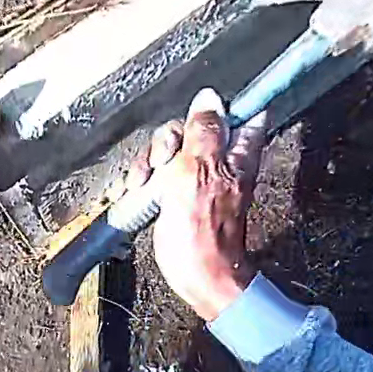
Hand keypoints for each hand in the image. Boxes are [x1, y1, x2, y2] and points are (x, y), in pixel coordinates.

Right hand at [144, 88, 269, 320]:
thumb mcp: (200, 171)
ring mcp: (198, 179)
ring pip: (170, 150)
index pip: (238, 112)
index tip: (192, 120)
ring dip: (150, 161)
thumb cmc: (202, 230)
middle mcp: (220, 161)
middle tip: (163, 161)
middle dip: (168, 140)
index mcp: (237, 152)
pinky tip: (134, 189)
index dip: (213, 108)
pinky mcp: (178, 195)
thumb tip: (208, 98)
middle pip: (191, 128)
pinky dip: (143, 178)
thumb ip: (204, 132)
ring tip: (143, 182)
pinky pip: (158, 174)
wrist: (197, 273)